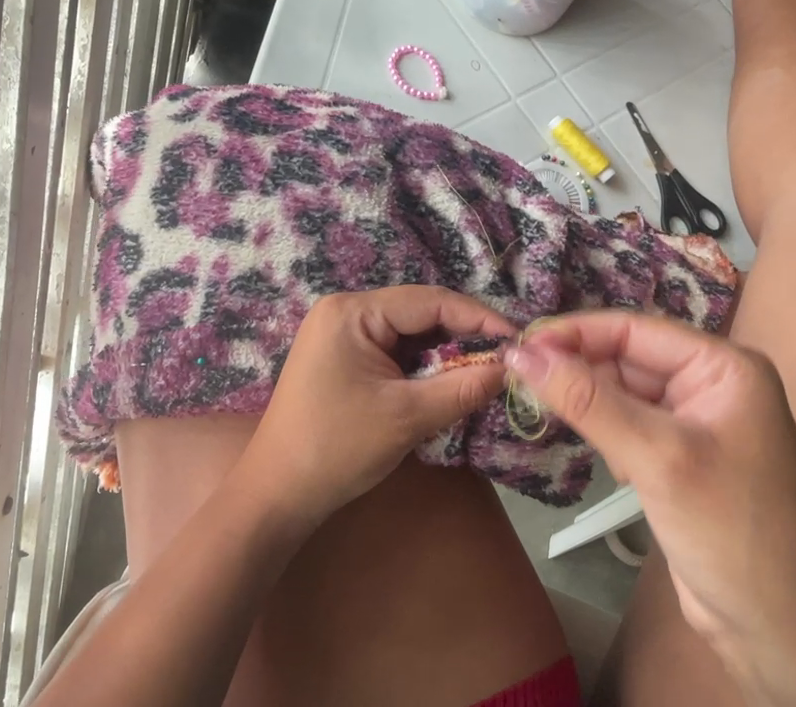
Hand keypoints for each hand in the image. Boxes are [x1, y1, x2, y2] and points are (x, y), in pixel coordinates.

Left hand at [241, 286, 512, 526]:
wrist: (278, 494)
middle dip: (462, 336)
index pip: (429, 301)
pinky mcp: (341, 357)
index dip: (477, 318)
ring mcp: (339, 333)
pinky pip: (392, 349)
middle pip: (419, 313)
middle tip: (505, 359)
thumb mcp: (408, 417)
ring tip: (483, 371)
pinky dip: (421, 365)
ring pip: (409, 333)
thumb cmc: (338, 449)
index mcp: (353, 312)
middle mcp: (344, 311)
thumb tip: (510, 368)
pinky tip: (446, 381)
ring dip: (443, 353)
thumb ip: (462, 387)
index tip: (517, 339)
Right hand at [507, 313, 795, 704]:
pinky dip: (606, 433)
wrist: (775, 630)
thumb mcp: (654, 457)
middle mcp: (714, 384)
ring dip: (589, 403)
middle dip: (578, 370)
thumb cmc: (727, 531)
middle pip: (628, 359)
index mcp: (725, 367)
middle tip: (519, 382)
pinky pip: (632, 426)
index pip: (635, 330)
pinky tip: (600, 458)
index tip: (518, 346)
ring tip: (543, 412)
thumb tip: (520, 354)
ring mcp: (700, 423)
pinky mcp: (684, 458)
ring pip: (625, 393)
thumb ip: (587, 399)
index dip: (575, 334)